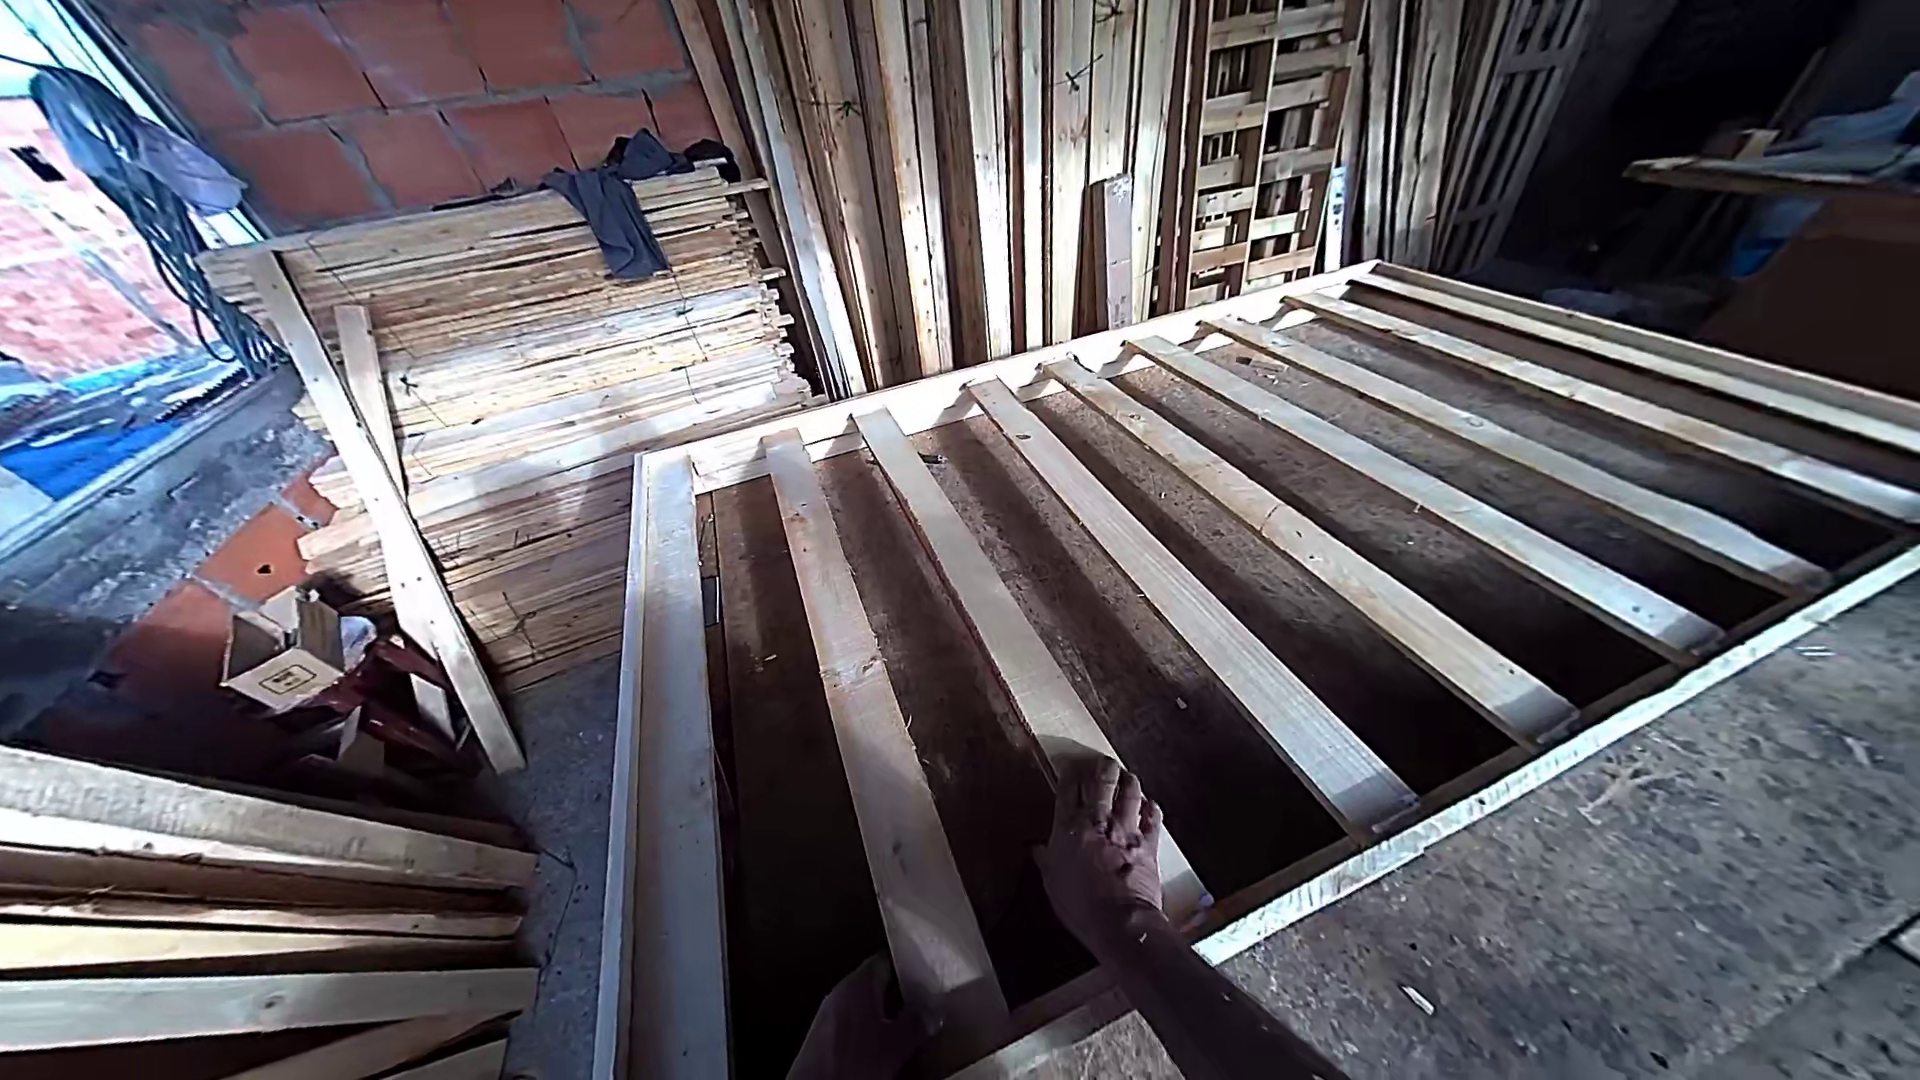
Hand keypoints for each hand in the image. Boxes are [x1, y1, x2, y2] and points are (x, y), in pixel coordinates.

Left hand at [785, 954, 937, 1079]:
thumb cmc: (856, 1061)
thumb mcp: (895, 1045)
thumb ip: (916, 1023)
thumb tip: (935, 1011)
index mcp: (858, 980)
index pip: (886, 960)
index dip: (908, 965)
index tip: (927, 974)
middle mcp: (841, 990)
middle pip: (876, 984)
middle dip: (899, 996)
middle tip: (924, 1005)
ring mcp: (830, 1014)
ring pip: (865, 1007)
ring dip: (885, 1017)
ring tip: (907, 1029)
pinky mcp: (823, 1037)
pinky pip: (854, 1024)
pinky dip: (869, 1031)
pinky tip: (882, 1047)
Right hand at [1035, 755, 1166, 958]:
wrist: (1120, 923)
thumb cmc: (1080, 905)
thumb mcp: (1052, 883)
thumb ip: (1045, 860)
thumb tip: (1036, 848)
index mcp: (1069, 827)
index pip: (1067, 788)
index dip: (1069, 773)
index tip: (1070, 766)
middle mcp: (1097, 820)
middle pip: (1101, 781)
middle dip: (1103, 767)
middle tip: (1104, 762)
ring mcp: (1125, 829)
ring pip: (1130, 792)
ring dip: (1129, 781)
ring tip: (1128, 776)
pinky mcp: (1147, 843)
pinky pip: (1153, 818)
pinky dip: (1152, 809)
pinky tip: (1150, 805)